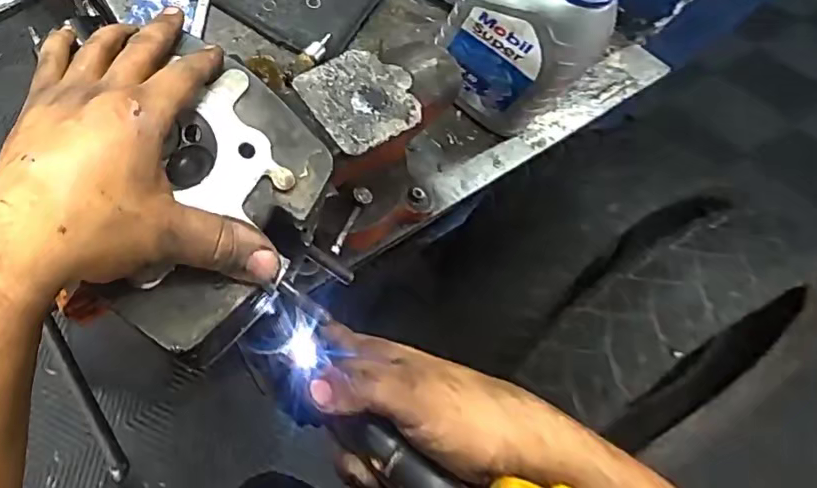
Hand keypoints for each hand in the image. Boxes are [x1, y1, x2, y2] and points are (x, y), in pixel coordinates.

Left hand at [0, 9, 281, 303]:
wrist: (19, 239)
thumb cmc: (87, 228)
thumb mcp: (164, 233)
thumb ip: (218, 241)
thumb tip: (263, 259)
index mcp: (142, 115)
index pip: (183, 76)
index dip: (203, 62)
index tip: (211, 53)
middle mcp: (105, 94)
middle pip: (141, 48)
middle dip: (162, 30)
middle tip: (173, 17)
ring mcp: (67, 96)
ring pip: (97, 47)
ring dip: (117, 32)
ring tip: (127, 25)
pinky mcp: (36, 107)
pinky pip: (50, 62)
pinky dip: (59, 44)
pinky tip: (63, 34)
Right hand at [309, 325, 670, 487]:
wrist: (522, 459)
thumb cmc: (468, 410)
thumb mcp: (409, 392)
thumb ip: (357, 384)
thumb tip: (309, 383)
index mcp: (375, 355)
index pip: (327, 343)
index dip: (306, 358)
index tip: (294, 386)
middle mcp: (377, 385)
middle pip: (330, 402)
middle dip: (333, 429)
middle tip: (351, 446)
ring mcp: (389, 423)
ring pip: (348, 440)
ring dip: (353, 460)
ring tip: (375, 471)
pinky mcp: (401, 458)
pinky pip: (368, 467)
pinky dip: (369, 476)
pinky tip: (380, 480)